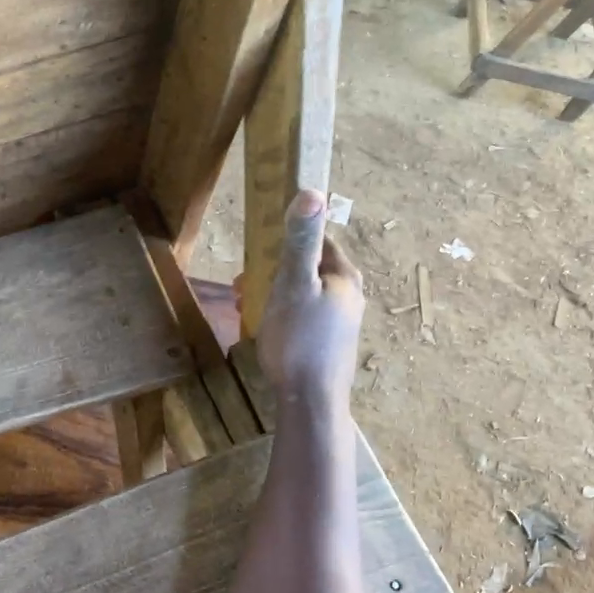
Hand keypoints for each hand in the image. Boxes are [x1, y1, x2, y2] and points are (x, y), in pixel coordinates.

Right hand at [257, 190, 364, 407]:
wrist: (310, 401)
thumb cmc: (299, 340)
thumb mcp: (293, 285)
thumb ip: (300, 242)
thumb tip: (311, 192)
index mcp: (345, 277)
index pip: (319, 241)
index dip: (287, 242)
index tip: (258, 255)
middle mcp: (350, 297)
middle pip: (308, 270)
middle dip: (274, 273)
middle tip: (243, 287)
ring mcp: (340, 324)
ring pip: (303, 296)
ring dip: (273, 296)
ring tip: (246, 308)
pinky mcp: (329, 347)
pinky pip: (302, 319)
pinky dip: (281, 317)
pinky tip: (264, 331)